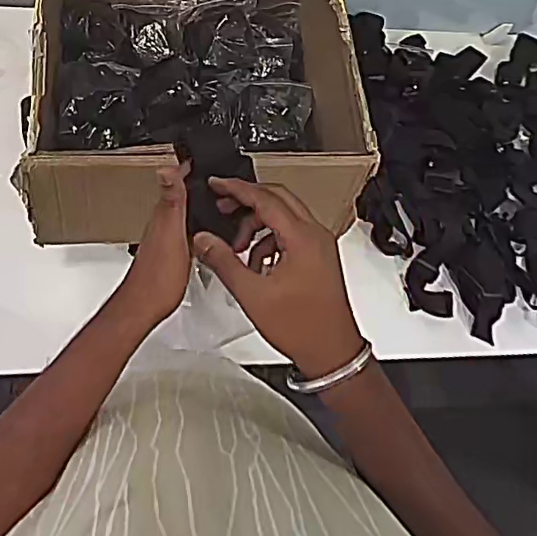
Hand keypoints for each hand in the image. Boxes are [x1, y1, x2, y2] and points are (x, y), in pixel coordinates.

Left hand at [106, 164, 192, 331]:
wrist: (144, 307)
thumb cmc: (157, 277)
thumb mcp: (171, 233)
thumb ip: (171, 201)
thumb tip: (166, 168)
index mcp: (164, 215)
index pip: (175, 182)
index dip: (186, 169)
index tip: (195, 156)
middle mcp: (162, 224)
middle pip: (177, 195)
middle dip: (190, 183)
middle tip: (204, 174)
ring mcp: (164, 238)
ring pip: (179, 213)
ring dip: (192, 203)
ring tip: (207, 197)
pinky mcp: (169, 253)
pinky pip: (182, 230)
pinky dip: (192, 224)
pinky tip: (199, 230)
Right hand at [192, 177, 364, 378]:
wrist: (331, 351)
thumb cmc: (304, 327)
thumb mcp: (252, 294)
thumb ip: (224, 261)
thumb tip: (204, 241)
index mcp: (302, 238)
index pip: (266, 198)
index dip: (237, 189)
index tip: (218, 184)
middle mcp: (315, 235)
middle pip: (278, 198)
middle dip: (248, 201)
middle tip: (224, 206)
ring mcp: (319, 245)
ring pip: (284, 216)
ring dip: (258, 225)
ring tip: (237, 248)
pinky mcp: (319, 256)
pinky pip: (291, 234)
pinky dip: (270, 240)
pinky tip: (256, 264)